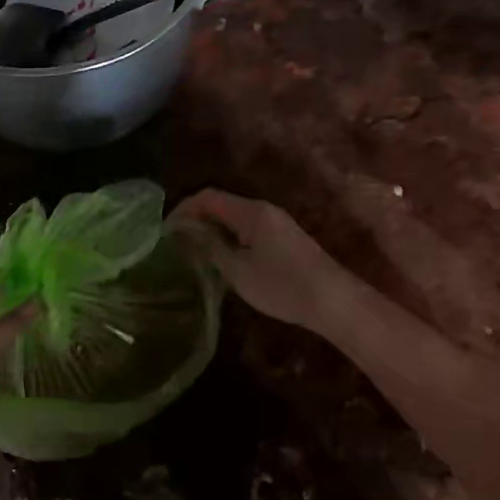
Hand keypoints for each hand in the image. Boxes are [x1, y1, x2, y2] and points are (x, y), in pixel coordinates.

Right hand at [170, 189, 367, 340]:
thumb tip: (186, 232)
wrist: (334, 302)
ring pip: (234, 216)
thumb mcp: (238, 271)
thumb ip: (210, 248)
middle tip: (174, 240)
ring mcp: (276, 222)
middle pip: (221, 203)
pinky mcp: (283, 237)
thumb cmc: (283, 286)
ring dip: (212, 227)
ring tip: (192, 249)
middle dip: (195, 218)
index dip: (183, 208)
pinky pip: (247, 227)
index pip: (208, 197)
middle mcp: (263, 210)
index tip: (164, 229)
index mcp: (251, 212)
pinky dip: (228, 235)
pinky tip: (221, 256)